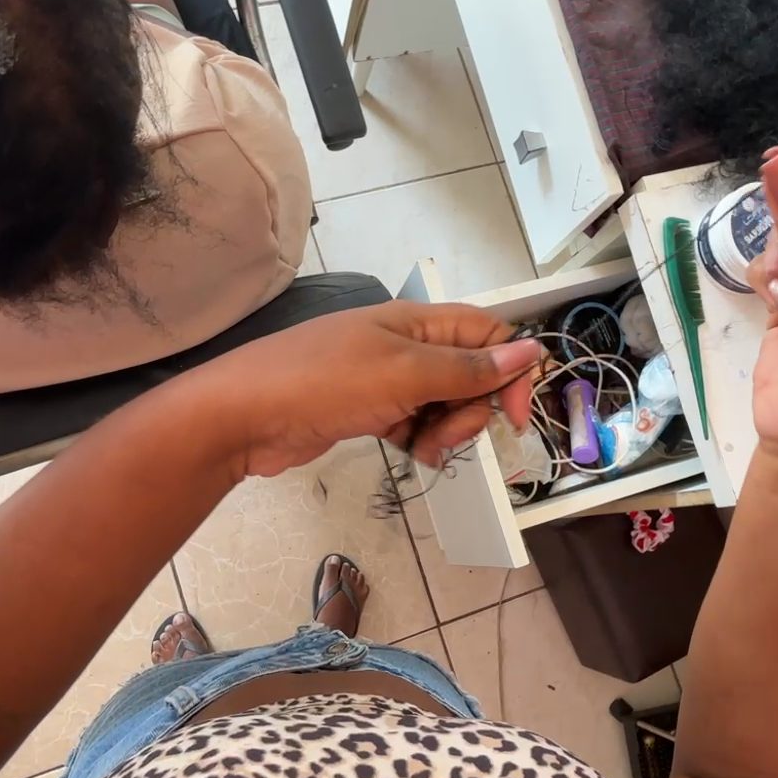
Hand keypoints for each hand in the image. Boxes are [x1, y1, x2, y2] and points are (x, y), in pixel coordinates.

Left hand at [177, 301, 544, 478]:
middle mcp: (406, 346)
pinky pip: (414, 423)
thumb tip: (532, 349)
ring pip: (443, 402)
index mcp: (417, 322)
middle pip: (469, 373)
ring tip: (424, 447)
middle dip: (471, 408)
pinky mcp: (368, 411)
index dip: (510, 371)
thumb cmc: (326, 383)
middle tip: (448, 434)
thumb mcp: (405, 374)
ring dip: (447, 428)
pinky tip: (414, 455)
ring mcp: (385, 379)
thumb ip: (469, 367)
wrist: (245, 415)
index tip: (514, 417)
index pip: (488, 334)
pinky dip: (421, 439)